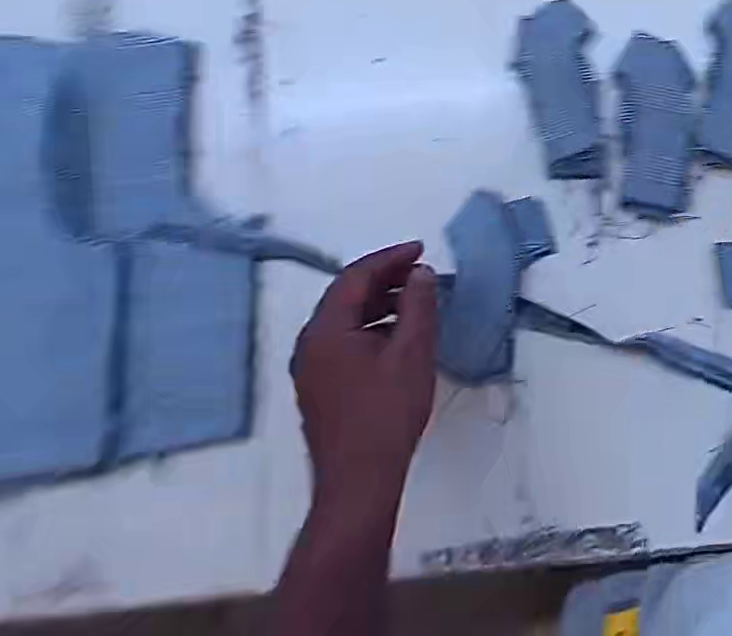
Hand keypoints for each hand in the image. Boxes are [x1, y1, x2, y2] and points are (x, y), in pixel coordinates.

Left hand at [290, 241, 439, 517]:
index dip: (390, 258)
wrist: (359, 481)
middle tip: (420, 270)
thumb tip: (420, 272)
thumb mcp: (412, 351)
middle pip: (346, 295)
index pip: (355, 277)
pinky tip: (400, 334)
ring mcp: (312, 368)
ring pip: (346, 318)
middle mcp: (310, 344)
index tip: (421, 250)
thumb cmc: (387, 412)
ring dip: (381, 302)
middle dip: (385, 277)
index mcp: (325, 331)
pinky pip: (345, 339)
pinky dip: (373, 326)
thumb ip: (418, 305)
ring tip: (417, 299)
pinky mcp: (321, 387)